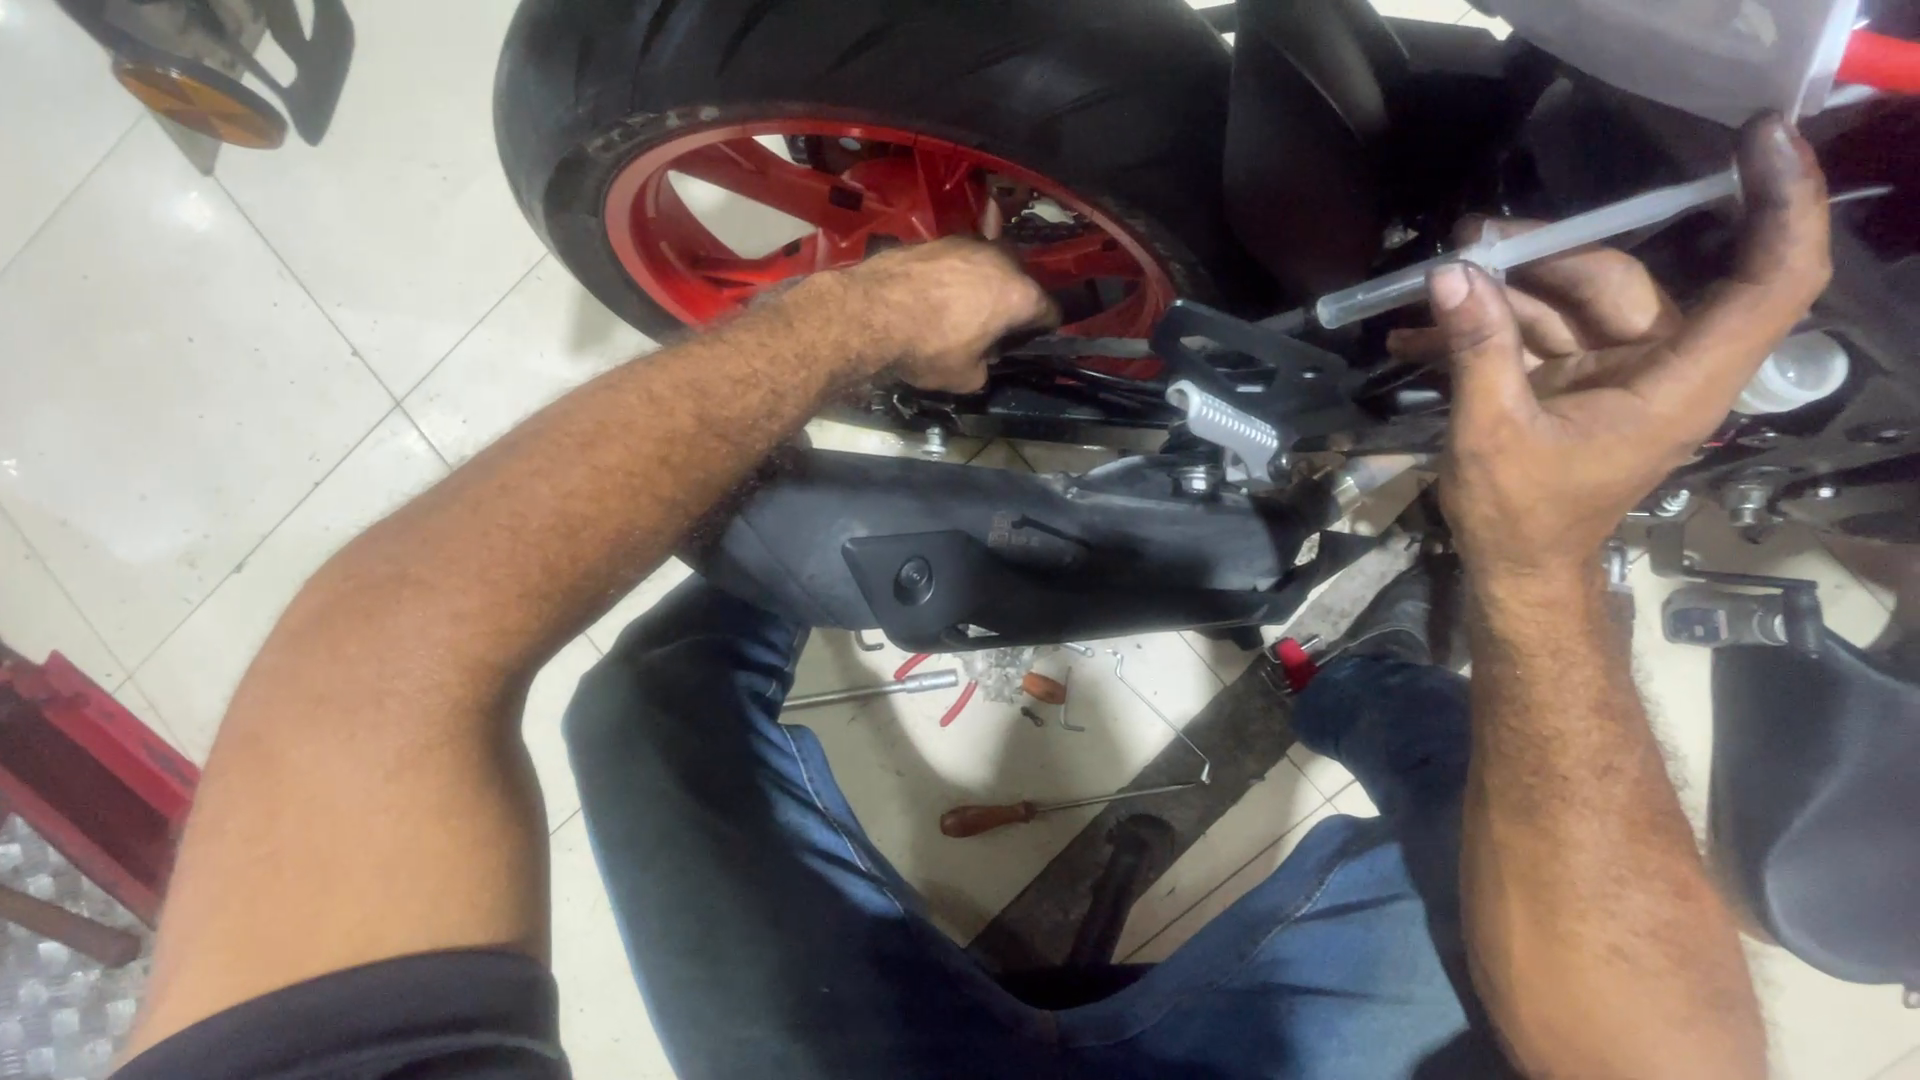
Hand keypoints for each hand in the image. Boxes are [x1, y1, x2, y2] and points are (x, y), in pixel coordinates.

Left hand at [837, 238, 1058, 392]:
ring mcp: (967, 244)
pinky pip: (956, 260)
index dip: (1042, 329)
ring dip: (982, 283)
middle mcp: (1001, 261)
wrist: (871, 313)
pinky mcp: (935, 239)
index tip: (1030, 339)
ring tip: (963, 307)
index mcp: (1020, 296)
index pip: (1049, 311)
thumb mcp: (965, 378)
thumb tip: (983, 359)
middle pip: (1020, 281)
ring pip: (987, 265)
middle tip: (994, 324)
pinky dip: (952, 275)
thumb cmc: (928, 348)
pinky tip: (934, 294)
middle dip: (1012, 301)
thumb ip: (985, 368)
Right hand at [1406, 115, 1829, 584]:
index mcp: (1678, 384)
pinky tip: (1420, 334)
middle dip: (1544, 256)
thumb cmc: (1521, 515)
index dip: (1781, 205)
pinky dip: (1483, 330)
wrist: (1514, 567)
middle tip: (1467, 245)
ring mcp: (1612, 374)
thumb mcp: (1491, 433)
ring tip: (1430, 287)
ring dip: (1499, 292)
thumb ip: (1479, 349)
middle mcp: (1658, 367)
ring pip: (1568, 303)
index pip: (1768, 283)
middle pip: (1621, 281)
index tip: (1757, 139)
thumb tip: (1451, 274)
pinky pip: (1534, 336)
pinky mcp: (1572, 382)